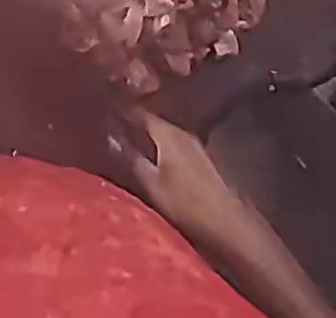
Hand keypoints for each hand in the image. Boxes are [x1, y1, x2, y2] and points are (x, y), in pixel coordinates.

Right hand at [128, 110, 335, 317]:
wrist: (232, 227)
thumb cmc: (188, 203)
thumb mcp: (151, 183)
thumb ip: (129, 157)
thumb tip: (108, 135)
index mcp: (166, 132)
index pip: (138, 111)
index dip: (120, 109)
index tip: (103, 109)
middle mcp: (181, 132)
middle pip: (152, 121)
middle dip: (133, 122)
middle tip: (111, 126)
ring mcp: (194, 146)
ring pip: (163, 134)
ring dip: (147, 136)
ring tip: (127, 142)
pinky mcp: (202, 162)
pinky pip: (173, 146)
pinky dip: (160, 148)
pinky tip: (152, 160)